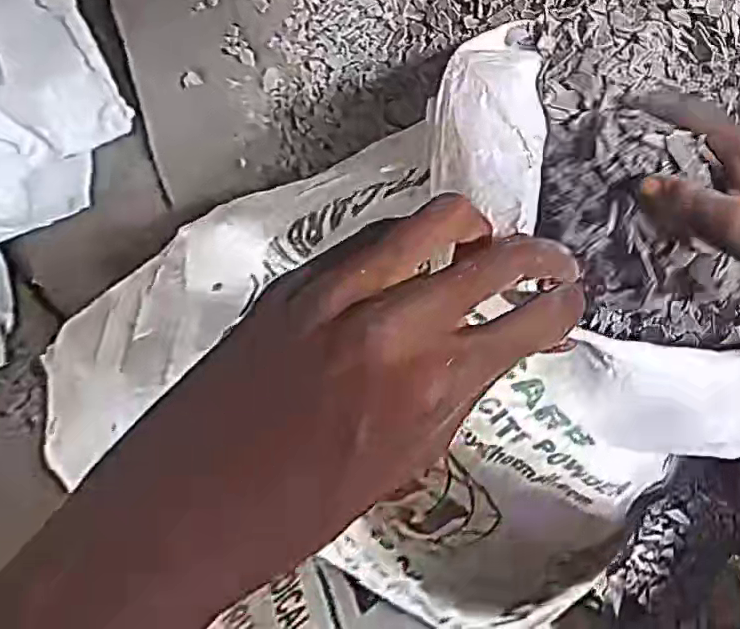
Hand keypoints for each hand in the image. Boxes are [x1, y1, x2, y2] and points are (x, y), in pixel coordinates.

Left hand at [0, 195, 583, 628]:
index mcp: (428, 384)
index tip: (573, 297)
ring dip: (477, 230)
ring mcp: (340, 291)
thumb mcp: (410, 457)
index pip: (528, 320)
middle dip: (543, 256)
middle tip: (553, 264)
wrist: (166, 520)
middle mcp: (393, 324)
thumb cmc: (300, 509)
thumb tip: (516, 341)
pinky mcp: (299, 280)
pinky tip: (414, 264)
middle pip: (497, 255)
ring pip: (437, 217)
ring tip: (483, 249)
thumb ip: (470, 386)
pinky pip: (378, 236)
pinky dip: (413, 242)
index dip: (565, 303)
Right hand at [634, 92, 739, 269]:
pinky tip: (674, 145)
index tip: (632, 103)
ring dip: (676, 122)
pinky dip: (688, 135)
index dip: (658, 107)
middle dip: (664, 110)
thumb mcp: (725, 220)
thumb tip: (649, 183)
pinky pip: (709, 137)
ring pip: (703, 123)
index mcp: (737, 143)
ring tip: (646, 122)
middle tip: (633, 111)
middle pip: (696, 112)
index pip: (690, 113)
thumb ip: (688, 200)